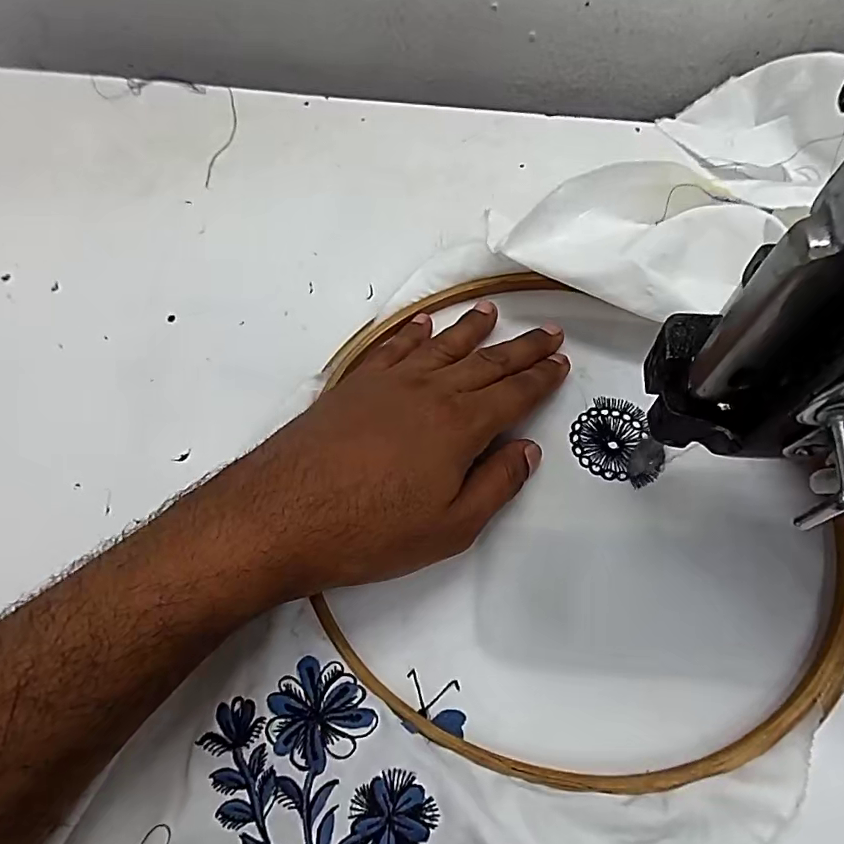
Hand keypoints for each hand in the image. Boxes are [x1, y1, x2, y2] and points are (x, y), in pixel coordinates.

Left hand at [174, 299, 568, 600]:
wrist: (284, 515)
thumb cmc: (372, 532)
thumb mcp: (450, 528)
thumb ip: (495, 486)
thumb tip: (526, 451)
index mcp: (461, 426)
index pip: (514, 394)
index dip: (541, 378)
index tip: (560, 362)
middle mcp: (429, 392)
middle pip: (486, 362)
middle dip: (521, 347)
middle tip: (548, 332)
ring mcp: (388, 383)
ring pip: (440, 347)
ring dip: (470, 329)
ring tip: (491, 312)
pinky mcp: (353, 386)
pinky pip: (392, 348)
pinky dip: (411, 334)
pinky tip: (422, 326)